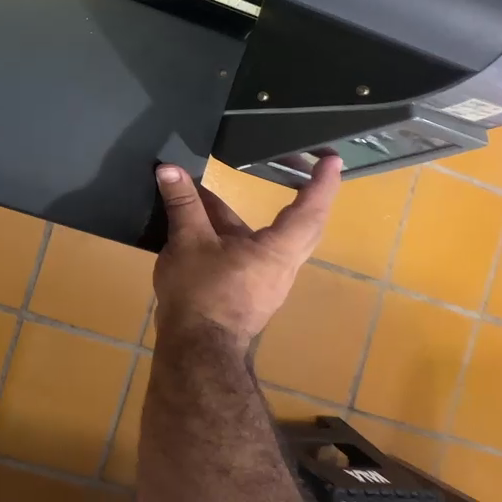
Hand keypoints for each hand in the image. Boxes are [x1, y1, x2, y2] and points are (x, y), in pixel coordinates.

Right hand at [152, 157, 342, 347]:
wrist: (199, 342)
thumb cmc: (203, 290)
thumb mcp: (187, 241)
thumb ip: (182, 204)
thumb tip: (168, 169)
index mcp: (276, 250)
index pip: (307, 210)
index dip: (321, 183)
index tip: (332, 160)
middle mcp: (280, 262)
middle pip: (295, 223)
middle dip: (297, 195)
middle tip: (296, 167)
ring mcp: (263, 276)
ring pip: (254, 234)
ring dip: (227, 212)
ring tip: (189, 192)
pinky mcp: (244, 286)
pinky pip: (238, 247)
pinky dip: (218, 229)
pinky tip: (188, 225)